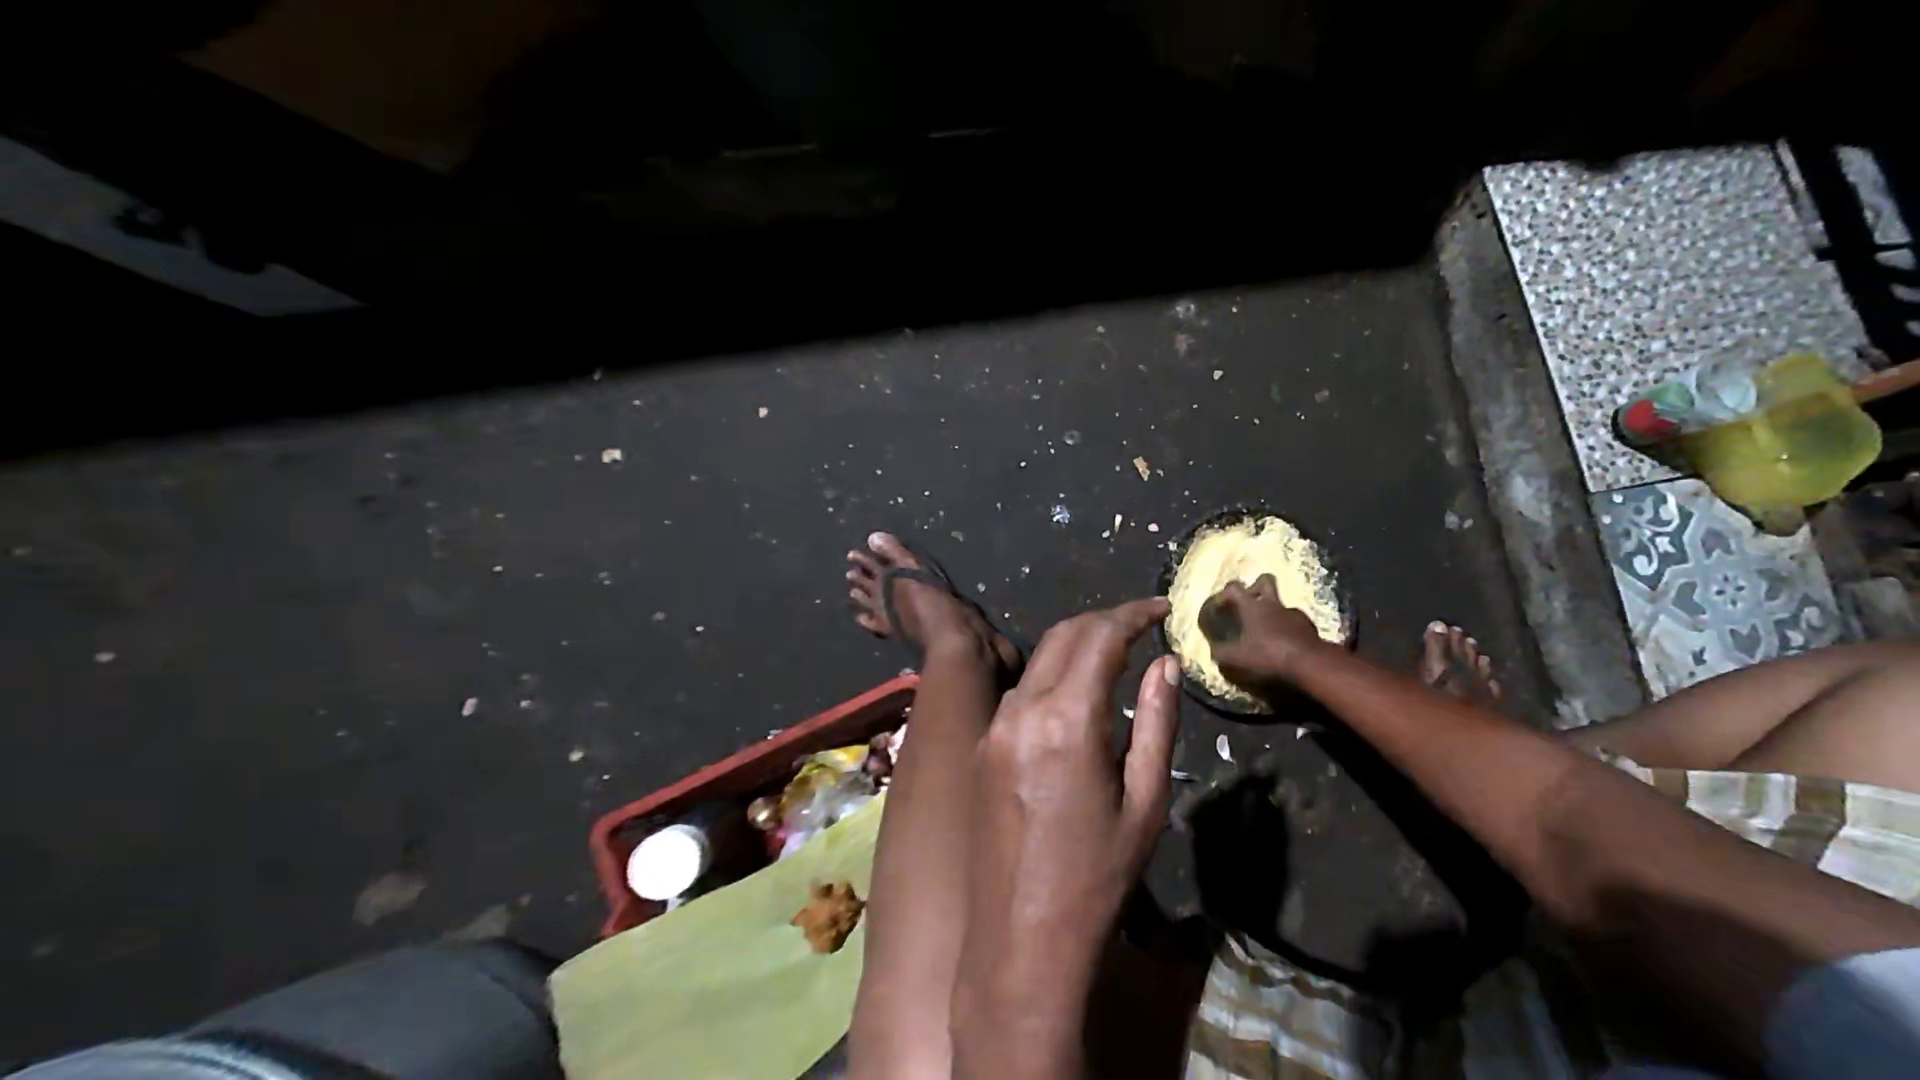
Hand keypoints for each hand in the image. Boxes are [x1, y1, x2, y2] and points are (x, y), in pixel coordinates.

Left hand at [952, 598, 1179, 1076]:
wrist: (1020, 936)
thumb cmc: (1097, 877)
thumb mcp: (1145, 801)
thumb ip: (1156, 722)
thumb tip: (1164, 664)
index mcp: (1066, 720)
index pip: (1099, 637)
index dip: (1132, 614)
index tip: (1161, 608)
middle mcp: (1020, 710)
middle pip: (1063, 636)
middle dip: (1104, 620)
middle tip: (1142, 625)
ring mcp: (993, 727)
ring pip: (1038, 661)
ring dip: (1076, 647)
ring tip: (1116, 656)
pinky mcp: (980, 746)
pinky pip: (1019, 693)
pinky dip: (1051, 678)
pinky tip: (1076, 698)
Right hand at [1199, 574, 1326, 687]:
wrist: (1309, 663)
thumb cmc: (1267, 655)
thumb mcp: (1235, 658)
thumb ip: (1221, 652)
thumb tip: (1213, 650)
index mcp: (1251, 606)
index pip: (1233, 587)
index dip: (1223, 594)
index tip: (1219, 607)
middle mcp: (1273, 604)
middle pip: (1265, 580)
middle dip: (1256, 586)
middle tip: (1249, 602)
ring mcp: (1293, 613)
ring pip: (1281, 604)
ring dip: (1273, 612)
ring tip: (1267, 630)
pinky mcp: (1309, 627)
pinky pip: (1295, 621)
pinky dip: (1289, 628)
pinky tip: (1285, 643)